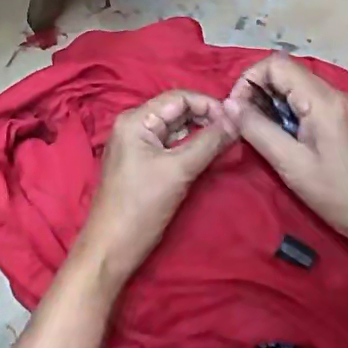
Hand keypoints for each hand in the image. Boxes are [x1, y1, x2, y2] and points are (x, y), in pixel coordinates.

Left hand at [74, 90, 237, 283]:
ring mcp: (135, 144)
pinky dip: (189, 146)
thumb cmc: (141, 207)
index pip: (179, 97)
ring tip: (225, 142)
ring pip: (175, 128)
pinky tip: (206, 154)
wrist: (110, 250)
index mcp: (135, 120)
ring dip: (200, 132)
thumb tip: (236, 114)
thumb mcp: (179, 170)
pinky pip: (169, 144)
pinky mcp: (140, 162)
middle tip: (234, 132)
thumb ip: (209, 140)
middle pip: (176, 110)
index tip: (236, 119)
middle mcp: (133, 125)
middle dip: (206, 117)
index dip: (209, 104)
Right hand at [225, 54, 347, 264]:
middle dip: (259, 92)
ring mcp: (346, 107)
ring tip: (263, 134)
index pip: (276, 63)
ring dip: (274, 103)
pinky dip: (292, 112)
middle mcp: (337, 94)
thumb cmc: (341, 198)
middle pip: (287, 72)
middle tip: (245, 124)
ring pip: (299, 87)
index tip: (236, 110)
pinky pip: (313, 102)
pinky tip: (288, 140)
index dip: (249, 80)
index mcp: (323, 99)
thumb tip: (229, 105)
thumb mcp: (292, 166)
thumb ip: (257, 130)